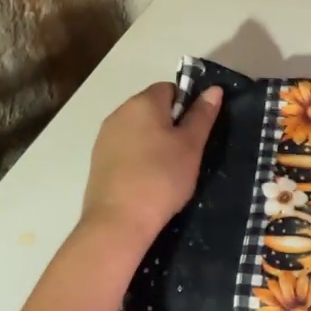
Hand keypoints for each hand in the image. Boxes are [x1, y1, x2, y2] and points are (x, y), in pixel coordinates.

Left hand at [79, 83, 222, 247]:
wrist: (117, 221)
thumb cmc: (161, 178)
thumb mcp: (191, 146)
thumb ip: (202, 115)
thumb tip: (213, 89)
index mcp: (143, 102)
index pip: (170, 88)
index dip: (186, 106)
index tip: (193, 134)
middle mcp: (119, 112)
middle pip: (151, 108)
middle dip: (169, 125)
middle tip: (184, 154)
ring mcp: (104, 136)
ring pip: (137, 129)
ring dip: (152, 141)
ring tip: (165, 171)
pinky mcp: (97, 160)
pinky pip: (124, 148)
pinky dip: (136, 157)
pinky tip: (145, 180)